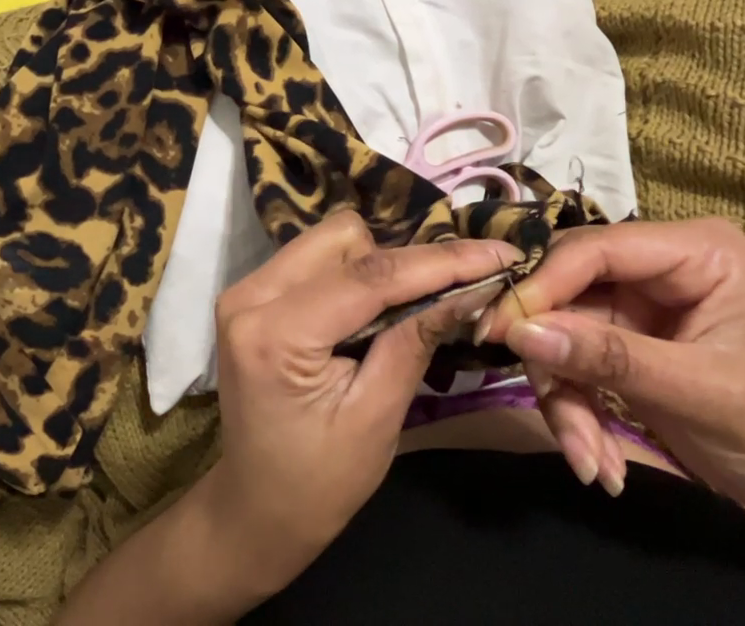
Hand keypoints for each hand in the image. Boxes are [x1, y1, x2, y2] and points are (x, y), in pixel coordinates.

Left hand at [208, 212, 514, 572]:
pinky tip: (372, 313)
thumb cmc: (319, 480)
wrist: (258, 507)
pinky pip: (312, 259)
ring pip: (328, 241)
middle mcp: (249, 295)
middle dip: (402, 262)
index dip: (441, 261)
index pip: (369, 275)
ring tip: (404, 313)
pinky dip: (350, 276)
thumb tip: (471, 286)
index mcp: (275, 332)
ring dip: (375, 267)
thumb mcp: (377, 415)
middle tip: (447, 296)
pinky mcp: (250, 296)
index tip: (501, 253)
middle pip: (343, 238)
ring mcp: (244, 291)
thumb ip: (416, 340)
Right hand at [475, 218, 744, 515]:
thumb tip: (518, 332)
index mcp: (695, 251)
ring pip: (558, 332)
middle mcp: (657, 267)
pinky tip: (600, 462)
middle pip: (566, 289)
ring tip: (591, 462)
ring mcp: (637, 306)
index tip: (498, 333)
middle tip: (550, 409)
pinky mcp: (622, 344)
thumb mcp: (705, 394)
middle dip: (553, 357)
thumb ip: (610, 358)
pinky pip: (571, 365)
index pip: (594, 249)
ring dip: (566, 399)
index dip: (542, 286)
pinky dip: (577, 412)